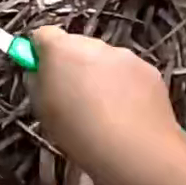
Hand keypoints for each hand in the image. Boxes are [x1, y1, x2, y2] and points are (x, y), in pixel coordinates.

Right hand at [27, 26, 185, 184]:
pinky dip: (123, 86)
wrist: (136, 151)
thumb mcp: (41, 108)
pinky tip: (124, 113)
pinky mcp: (149, 70)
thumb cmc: (77, 131)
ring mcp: (125, 55)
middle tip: (71, 95)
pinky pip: (127, 73)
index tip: (40, 71)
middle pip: (75, 46)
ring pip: (103, 59)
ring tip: (102, 110)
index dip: (38, 51)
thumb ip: (36, 81)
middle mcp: (93, 44)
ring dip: (98, 74)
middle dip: (71, 63)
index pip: (42, 33)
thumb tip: (38, 71)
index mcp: (61, 49)